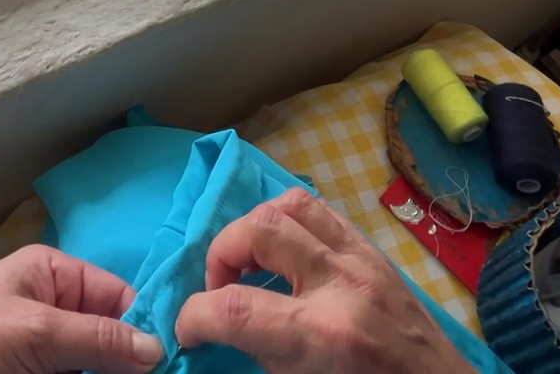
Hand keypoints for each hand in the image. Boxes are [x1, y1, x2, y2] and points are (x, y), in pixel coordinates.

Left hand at [0, 244, 164, 373]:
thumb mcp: (34, 333)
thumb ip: (98, 340)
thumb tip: (161, 347)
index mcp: (50, 273)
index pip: (116, 294)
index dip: (145, 325)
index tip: (178, 358)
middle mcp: (47, 307)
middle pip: (106, 336)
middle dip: (129, 362)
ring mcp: (36, 351)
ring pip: (89, 365)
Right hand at [175, 188, 473, 373]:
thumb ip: (262, 355)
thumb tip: (220, 328)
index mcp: (324, 337)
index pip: (234, 309)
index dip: (194, 316)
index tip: (186, 329)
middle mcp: (342, 284)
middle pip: (259, 231)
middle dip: (222, 255)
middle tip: (219, 288)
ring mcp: (362, 259)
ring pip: (289, 204)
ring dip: (254, 227)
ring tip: (249, 260)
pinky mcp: (374, 251)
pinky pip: (320, 209)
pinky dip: (288, 219)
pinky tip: (282, 246)